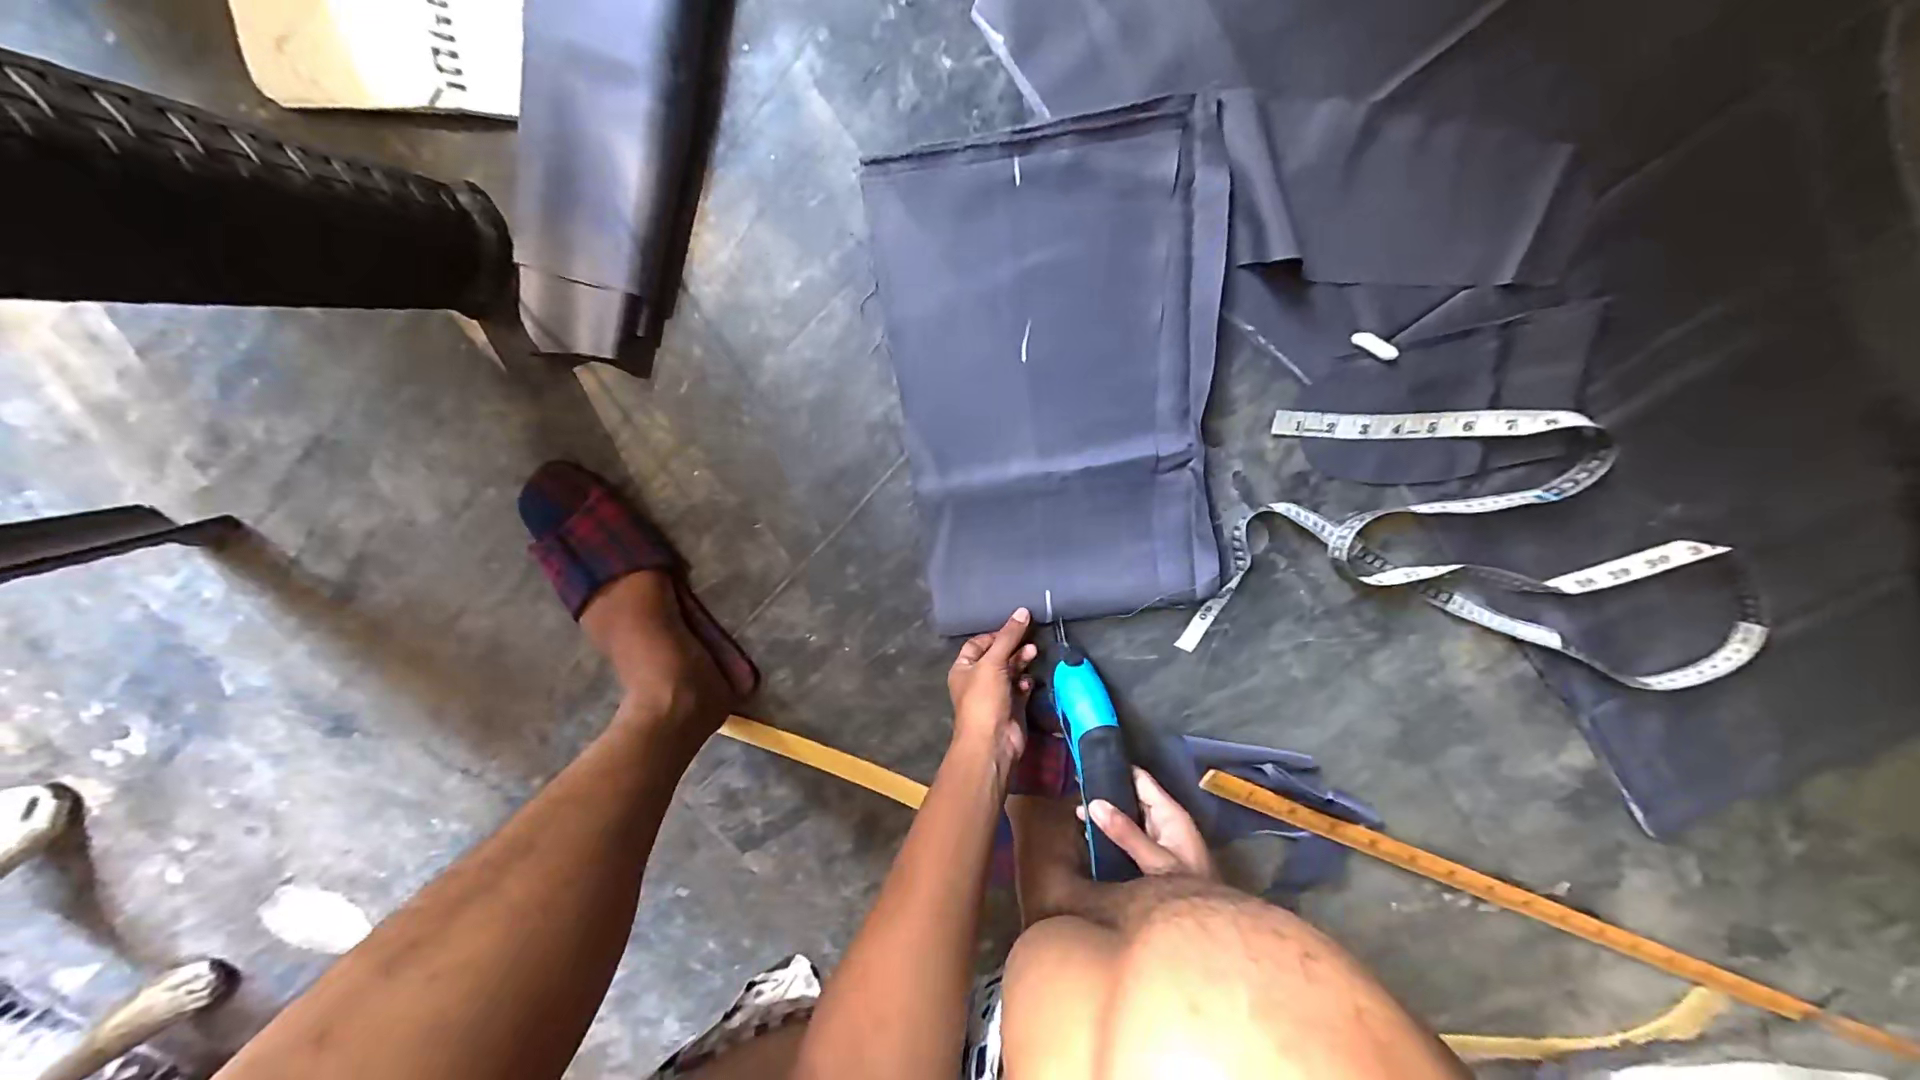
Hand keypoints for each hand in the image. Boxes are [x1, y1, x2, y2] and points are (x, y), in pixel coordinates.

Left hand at [947, 608, 1037, 771]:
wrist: (993, 742)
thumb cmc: (984, 698)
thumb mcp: (993, 662)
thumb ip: (1009, 636)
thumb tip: (1022, 611)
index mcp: (963, 668)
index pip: (978, 644)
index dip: (995, 634)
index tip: (1015, 627)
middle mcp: (977, 680)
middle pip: (997, 656)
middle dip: (1012, 647)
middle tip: (1030, 638)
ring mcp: (995, 695)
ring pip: (1010, 672)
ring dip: (1022, 662)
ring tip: (1035, 652)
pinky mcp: (1012, 707)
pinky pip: (1021, 688)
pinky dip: (1026, 682)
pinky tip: (1031, 679)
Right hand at [1080, 767, 1216, 880]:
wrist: (1208, 928)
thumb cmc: (1188, 888)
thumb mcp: (1155, 860)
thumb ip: (1125, 833)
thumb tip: (1094, 803)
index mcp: (1170, 813)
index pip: (1140, 779)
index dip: (1117, 769)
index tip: (1089, 763)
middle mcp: (1165, 821)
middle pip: (1132, 796)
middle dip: (1106, 792)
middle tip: (1076, 787)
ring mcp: (1160, 838)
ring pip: (1128, 816)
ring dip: (1106, 814)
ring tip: (1077, 811)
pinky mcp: (1155, 856)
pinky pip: (1129, 835)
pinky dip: (1111, 832)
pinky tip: (1090, 834)